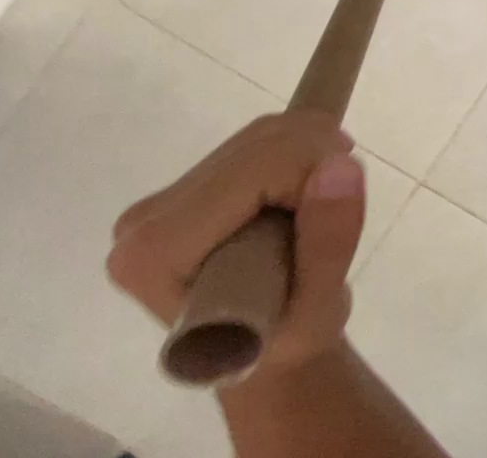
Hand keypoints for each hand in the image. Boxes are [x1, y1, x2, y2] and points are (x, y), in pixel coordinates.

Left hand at [108, 112, 365, 378]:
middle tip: (340, 211)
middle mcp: (146, 219)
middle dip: (322, 162)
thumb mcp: (320, 306)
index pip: (266, 164)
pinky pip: (260, 140)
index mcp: (160, 249)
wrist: (265, 353)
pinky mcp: (184, 190)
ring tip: (321, 208)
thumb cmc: (288, 340)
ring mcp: (160, 202)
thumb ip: (328, 240)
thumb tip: (341, 165)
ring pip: (266, 132)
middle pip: (265, 140)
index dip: (319, 178)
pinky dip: (303, 155)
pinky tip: (303, 195)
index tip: (337, 221)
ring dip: (315, 157)